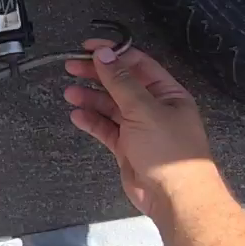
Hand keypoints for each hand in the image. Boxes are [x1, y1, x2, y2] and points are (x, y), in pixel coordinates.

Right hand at [63, 41, 221, 209]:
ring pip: (110, 106)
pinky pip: (106, 128)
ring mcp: (140, 128)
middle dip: (96, 74)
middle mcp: (154, 108)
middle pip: (120, 83)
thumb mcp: (144, 109)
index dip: (113, 53)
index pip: (137, 64)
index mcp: (167, 93)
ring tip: (70, 93)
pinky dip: (91, 121)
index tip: (89, 48)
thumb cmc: (170, 153)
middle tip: (72, 67)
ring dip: (90, 98)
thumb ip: (121, 81)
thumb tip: (105, 55)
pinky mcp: (127, 147)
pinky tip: (77, 115)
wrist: (174, 197)